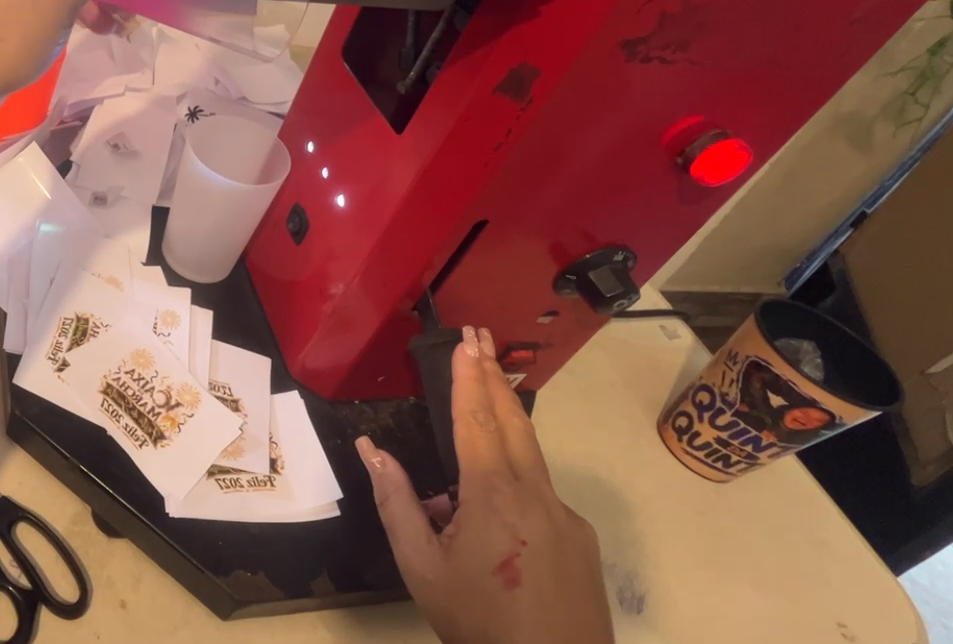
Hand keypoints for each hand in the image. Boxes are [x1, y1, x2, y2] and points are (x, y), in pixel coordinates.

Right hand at [357, 327, 613, 643]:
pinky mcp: (581, 542)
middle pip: (513, 422)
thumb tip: (371, 449)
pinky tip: (492, 512)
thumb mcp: (421, 566)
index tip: (468, 339)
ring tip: (486, 388)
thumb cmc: (479, 623)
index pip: (478, 420)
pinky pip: (541, 494)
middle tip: (481, 337)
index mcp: (494, 495)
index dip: (469, 377)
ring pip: (531, 454)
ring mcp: (566, 518)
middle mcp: (537, 495)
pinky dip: (515, 477)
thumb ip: (396, 501)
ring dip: (506, 416)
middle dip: (494, 376)